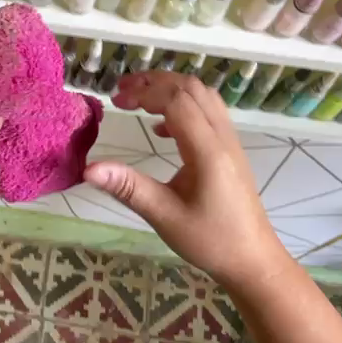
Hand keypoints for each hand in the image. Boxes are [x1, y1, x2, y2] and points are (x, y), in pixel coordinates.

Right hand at [83, 71, 289, 291]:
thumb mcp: (164, 216)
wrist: (253, 260)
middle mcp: (222, 138)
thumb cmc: (209, 240)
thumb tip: (88, 169)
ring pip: (203, 96)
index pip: (176, 101)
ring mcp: (231, 142)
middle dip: (155, 82)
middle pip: (191, 88)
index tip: (116, 100)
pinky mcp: (231, 151)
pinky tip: (161, 128)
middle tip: (121, 92)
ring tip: (138, 100)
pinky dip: (183, 105)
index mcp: (207, 150)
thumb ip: (128, 187)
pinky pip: (209, 111)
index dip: (145, 92)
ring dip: (170, 89)